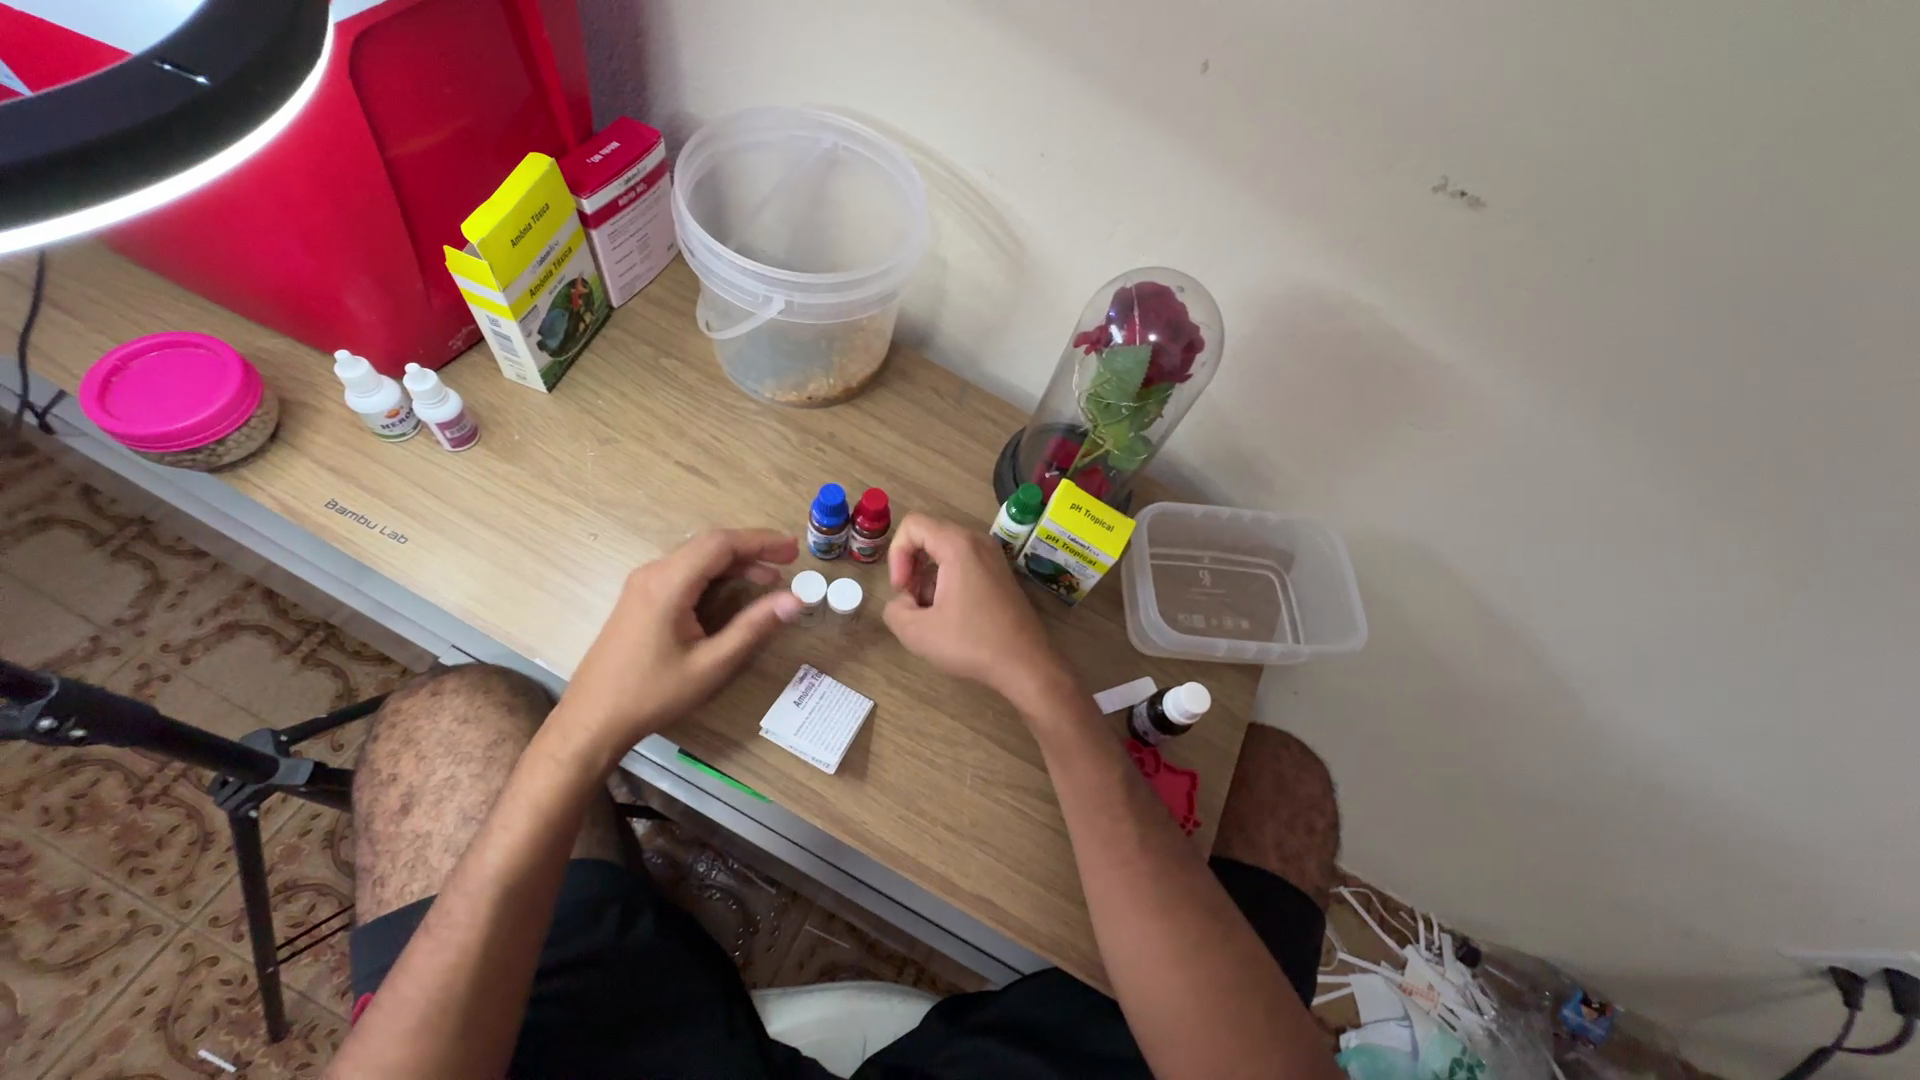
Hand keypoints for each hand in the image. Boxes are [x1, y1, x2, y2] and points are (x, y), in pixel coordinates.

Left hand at [556, 529, 802, 760]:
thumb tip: (796, 600)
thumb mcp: (712, 664)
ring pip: (696, 557)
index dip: (761, 541)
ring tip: (770, 578)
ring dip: (734, 562)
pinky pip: (684, 571)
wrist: (593, 718)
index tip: (794, 550)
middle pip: (709, 544)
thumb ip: (754, 627)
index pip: (721, 543)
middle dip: (752, 549)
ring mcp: (643, 584)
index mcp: (668, 583)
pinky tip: (734, 590)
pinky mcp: (640, 598)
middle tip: (789, 561)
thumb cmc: (653, 693)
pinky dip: (715, 574)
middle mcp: (653, 573)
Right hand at [882, 514, 1073, 707]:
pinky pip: (963, 565)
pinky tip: (952, 617)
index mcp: (958, 545)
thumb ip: (894, 609)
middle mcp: (978, 541)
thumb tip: (904, 601)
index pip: (912, 525)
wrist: (1025, 664)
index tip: (901, 589)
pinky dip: (948, 584)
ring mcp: (993, 557)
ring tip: (932, 616)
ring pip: (945, 554)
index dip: (896, 555)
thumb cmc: (972, 644)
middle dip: (911, 568)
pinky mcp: (1000, 574)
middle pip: (928, 537)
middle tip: (912, 601)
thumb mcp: (916, 632)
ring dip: (929, 580)